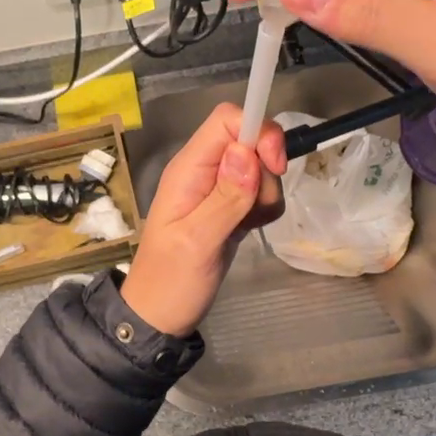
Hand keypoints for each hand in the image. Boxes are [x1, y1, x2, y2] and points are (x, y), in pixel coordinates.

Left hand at [119, 104, 286, 336]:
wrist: (160, 315)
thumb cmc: (170, 281)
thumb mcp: (196, 243)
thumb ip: (224, 198)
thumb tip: (246, 153)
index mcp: (188, 170)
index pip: (226, 121)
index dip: (258, 131)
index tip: (274, 165)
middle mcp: (202, 172)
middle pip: (250, 142)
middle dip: (265, 171)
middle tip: (254, 210)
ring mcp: (216, 190)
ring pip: (259, 169)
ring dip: (265, 195)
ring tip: (246, 227)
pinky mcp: (229, 209)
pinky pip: (259, 194)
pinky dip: (263, 210)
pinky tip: (248, 232)